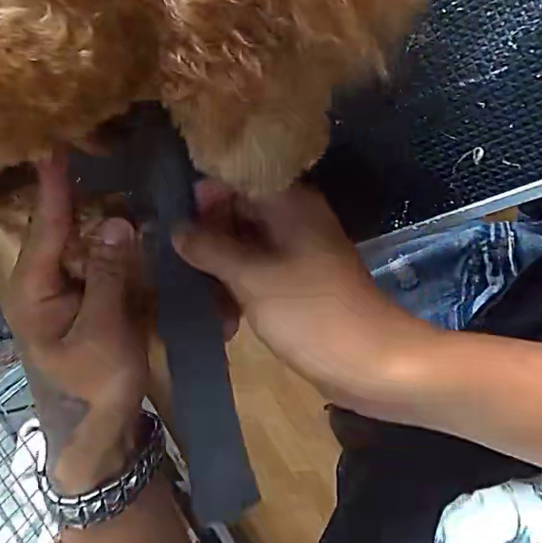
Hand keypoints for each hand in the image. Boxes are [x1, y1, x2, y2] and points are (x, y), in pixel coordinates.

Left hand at [5, 151, 150, 493]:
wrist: (103, 429)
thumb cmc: (96, 386)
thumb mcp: (104, 332)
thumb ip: (110, 275)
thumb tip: (117, 221)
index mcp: (36, 289)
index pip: (45, 226)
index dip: (54, 185)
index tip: (55, 144)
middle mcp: (49, 279)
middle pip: (67, 224)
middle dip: (87, 189)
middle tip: (107, 147)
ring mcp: (73, 286)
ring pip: (91, 238)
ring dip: (112, 212)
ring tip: (133, 174)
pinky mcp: (96, 294)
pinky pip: (110, 258)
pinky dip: (128, 240)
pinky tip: (147, 218)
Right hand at [174, 181, 438, 413]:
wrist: (374, 365)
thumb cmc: (312, 314)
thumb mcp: (252, 278)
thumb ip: (210, 248)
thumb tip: (177, 227)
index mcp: (288, 202)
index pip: (234, 178)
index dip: (200, 195)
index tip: (167, 219)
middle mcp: (291, 217)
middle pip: (235, 213)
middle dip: (204, 240)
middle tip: (173, 269)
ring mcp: (294, 250)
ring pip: (242, 246)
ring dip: (218, 274)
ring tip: (202, 308)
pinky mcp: (296, 281)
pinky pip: (256, 273)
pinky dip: (238, 291)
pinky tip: (224, 323)